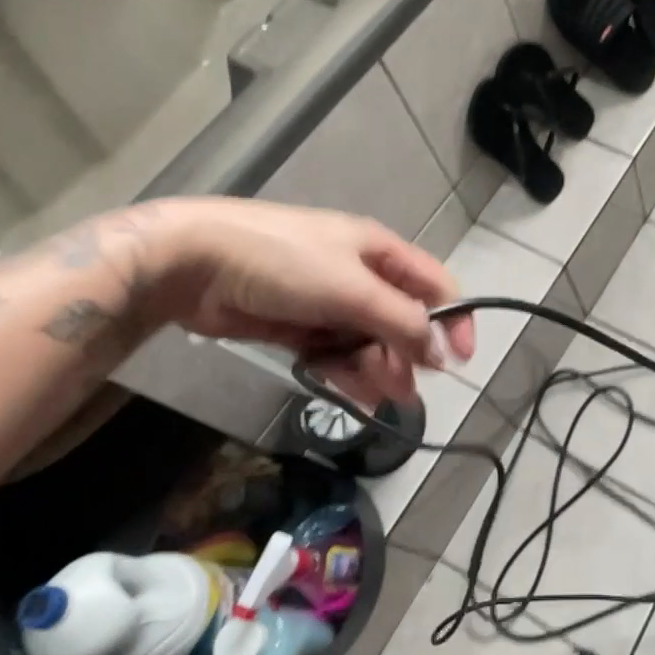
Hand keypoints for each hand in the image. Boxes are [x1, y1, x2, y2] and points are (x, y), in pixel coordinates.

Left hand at [149, 198, 474, 406]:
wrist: (195, 263)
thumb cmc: (284, 262)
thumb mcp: (352, 288)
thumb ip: (401, 320)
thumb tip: (440, 352)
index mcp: (381, 252)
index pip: (435, 286)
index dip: (454, 319)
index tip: (460, 359)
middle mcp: (361, 275)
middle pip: (402, 319)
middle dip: (409, 354)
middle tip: (408, 391)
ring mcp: (328, 301)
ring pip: (369, 341)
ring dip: (380, 370)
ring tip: (383, 402)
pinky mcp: (298, 326)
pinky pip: (336, 354)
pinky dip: (348, 375)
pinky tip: (358, 398)